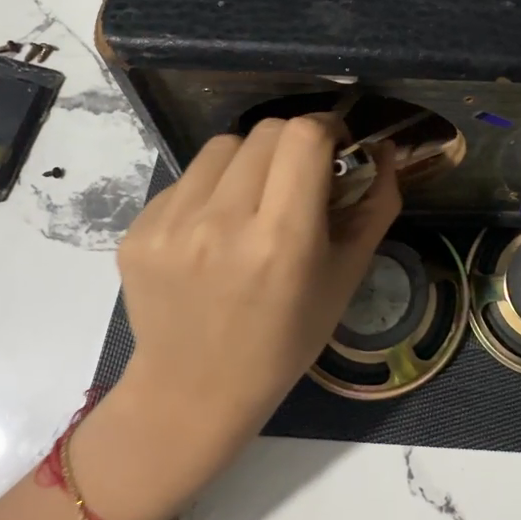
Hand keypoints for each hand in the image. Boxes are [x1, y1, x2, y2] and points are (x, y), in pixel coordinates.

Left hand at [69, 117, 399, 519]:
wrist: (195, 391)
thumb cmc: (286, 339)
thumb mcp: (347, 277)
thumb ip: (375, 206)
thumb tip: (382, 148)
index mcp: (283, 238)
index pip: (304, 135)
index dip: (327, 128)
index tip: (335, 145)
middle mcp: (222, 223)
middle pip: (267, 131)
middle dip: (294, 143)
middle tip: (301, 174)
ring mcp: (172, 225)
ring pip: (224, 146)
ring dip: (250, 160)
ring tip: (255, 200)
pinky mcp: (138, 231)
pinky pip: (188, 178)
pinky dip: (212, 189)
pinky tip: (216, 230)